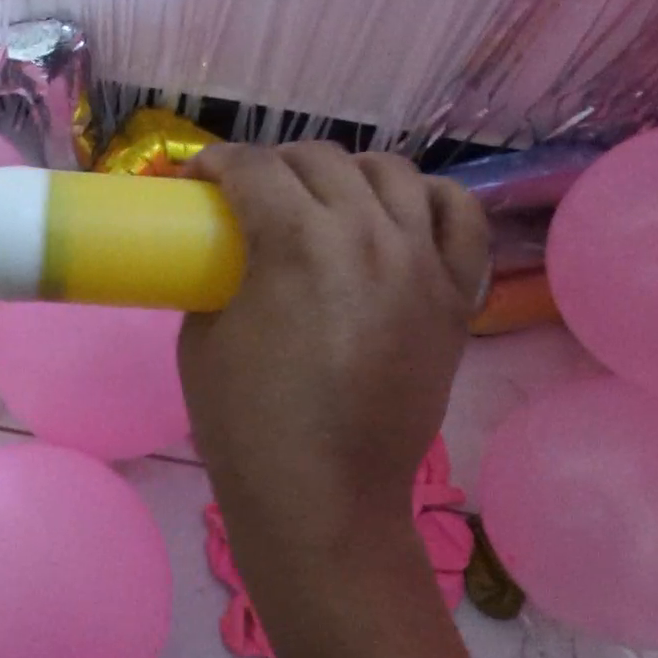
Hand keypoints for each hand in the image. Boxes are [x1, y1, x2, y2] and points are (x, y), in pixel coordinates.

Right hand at [178, 142, 488, 561]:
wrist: (323, 499)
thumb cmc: (246, 425)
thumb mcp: (202, 338)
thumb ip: (218, 277)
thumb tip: (230, 252)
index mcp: (296, 244)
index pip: (253, 167)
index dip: (216, 161)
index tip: (199, 178)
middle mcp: (368, 236)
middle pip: (319, 159)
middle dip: (272, 163)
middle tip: (249, 194)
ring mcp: (421, 264)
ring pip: (391, 172)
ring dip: (345, 172)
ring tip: (322, 200)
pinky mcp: (454, 297)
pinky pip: (458, 217)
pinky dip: (427, 201)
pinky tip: (397, 215)